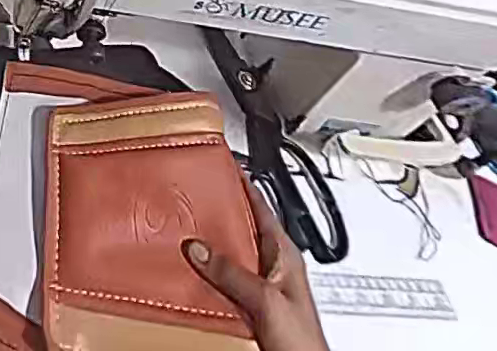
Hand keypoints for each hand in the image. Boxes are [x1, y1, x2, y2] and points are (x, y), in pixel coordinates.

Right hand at [183, 178, 330, 350]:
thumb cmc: (304, 343)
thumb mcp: (264, 299)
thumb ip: (232, 272)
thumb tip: (199, 247)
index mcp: (284, 252)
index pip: (261, 205)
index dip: (244, 183)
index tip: (226, 164)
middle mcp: (275, 265)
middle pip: (244, 228)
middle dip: (222, 212)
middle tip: (199, 195)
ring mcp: (266, 286)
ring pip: (235, 255)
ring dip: (215, 245)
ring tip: (192, 231)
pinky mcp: (256, 307)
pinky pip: (229, 281)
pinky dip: (213, 273)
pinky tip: (199, 273)